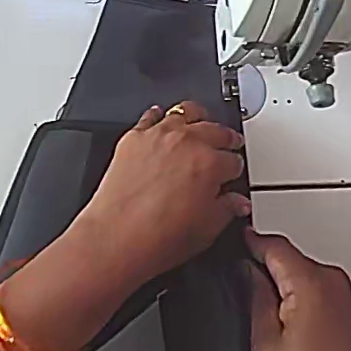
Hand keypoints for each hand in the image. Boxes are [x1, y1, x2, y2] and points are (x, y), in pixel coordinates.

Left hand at [70, 101, 249, 291]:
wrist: (115, 238)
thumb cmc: (156, 237)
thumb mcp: (206, 230)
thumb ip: (225, 210)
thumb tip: (235, 203)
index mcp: (210, 163)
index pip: (233, 160)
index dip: (235, 168)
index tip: (232, 172)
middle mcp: (186, 142)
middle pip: (215, 130)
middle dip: (226, 138)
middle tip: (228, 143)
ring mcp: (159, 135)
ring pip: (186, 112)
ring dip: (198, 118)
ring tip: (201, 123)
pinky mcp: (135, 136)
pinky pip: (151, 116)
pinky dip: (159, 116)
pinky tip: (161, 120)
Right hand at [246, 230, 350, 350]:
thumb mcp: (264, 344)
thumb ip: (253, 295)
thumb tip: (247, 269)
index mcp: (311, 283)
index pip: (273, 244)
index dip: (249, 242)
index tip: (233, 242)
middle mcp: (332, 280)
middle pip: (287, 256)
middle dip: (263, 267)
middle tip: (242, 290)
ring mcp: (341, 293)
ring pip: (298, 271)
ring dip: (279, 283)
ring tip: (266, 320)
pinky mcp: (345, 307)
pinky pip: (311, 287)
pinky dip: (295, 296)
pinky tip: (285, 328)